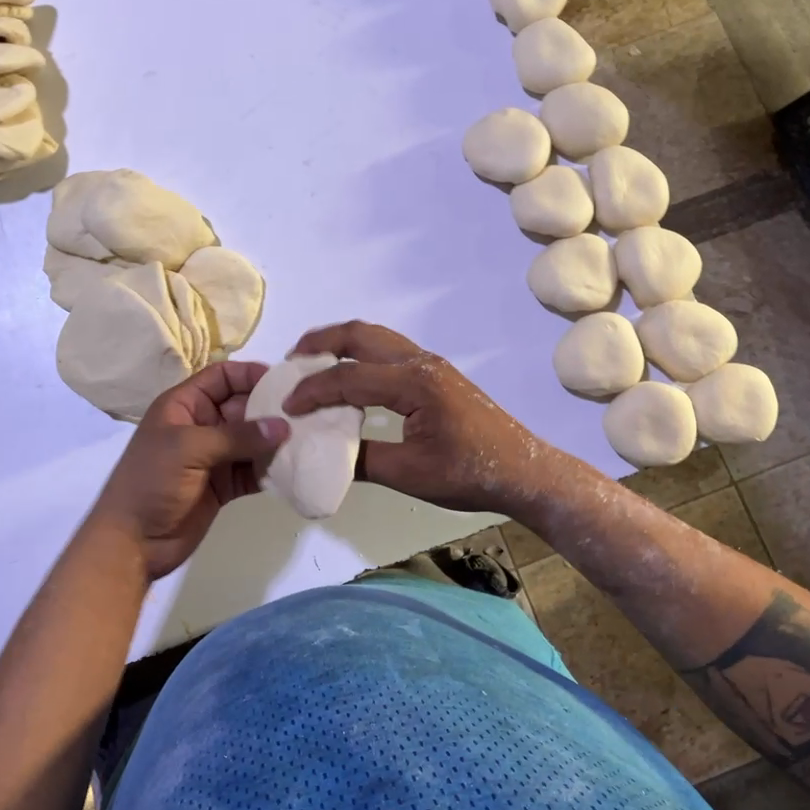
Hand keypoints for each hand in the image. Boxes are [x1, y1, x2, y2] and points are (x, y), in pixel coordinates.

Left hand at [89, 362, 289, 579]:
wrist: (132, 542)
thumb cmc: (152, 482)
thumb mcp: (189, 448)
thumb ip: (237, 436)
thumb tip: (283, 426)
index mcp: (184, 406)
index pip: (222, 377)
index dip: (251, 375)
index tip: (285, 382)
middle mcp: (201, 426)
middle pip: (243, 407)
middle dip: (271, 409)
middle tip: (307, 414)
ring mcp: (213, 457)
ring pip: (252, 440)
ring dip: (275, 441)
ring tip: (309, 439)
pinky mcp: (223, 485)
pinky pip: (253, 470)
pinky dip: (271, 469)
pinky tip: (294, 468)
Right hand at [283, 321, 578, 515]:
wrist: (523, 472)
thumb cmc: (468, 474)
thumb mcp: (409, 474)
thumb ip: (362, 460)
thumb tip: (324, 453)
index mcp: (413, 383)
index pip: (348, 377)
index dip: (312, 390)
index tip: (286, 406)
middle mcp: (420, 362)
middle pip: (359, 335)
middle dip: (320, 343)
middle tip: (291, 362)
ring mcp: (430, 364)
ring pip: (375, 336)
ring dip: (340, 344)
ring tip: (312, 362)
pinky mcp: (435, 373)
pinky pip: (387, 349)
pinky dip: (359, 353)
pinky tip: (348, 376)